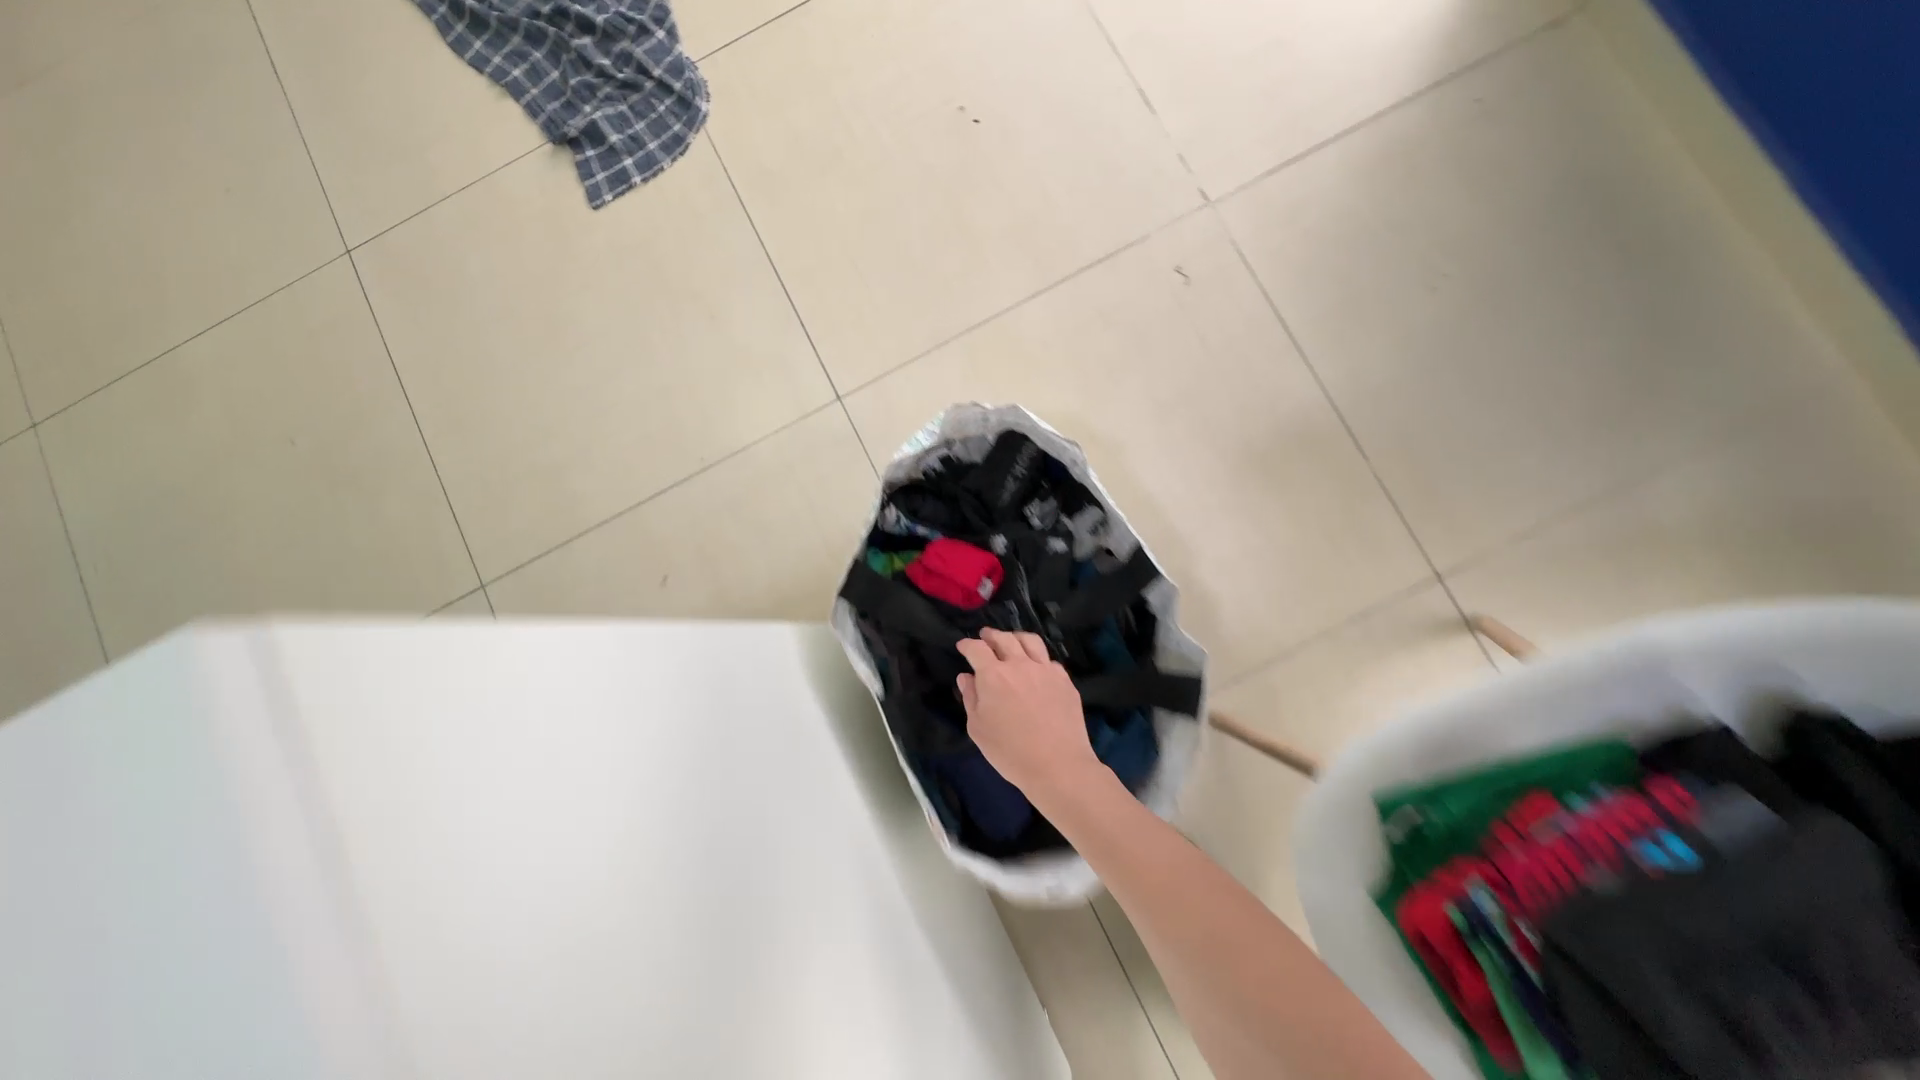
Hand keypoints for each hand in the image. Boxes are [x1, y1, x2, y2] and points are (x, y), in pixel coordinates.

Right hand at [956, 628, 1100, 799]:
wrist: (1057, 765)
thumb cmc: (1010, 752)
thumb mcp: (978, 729)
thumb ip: (970, 699)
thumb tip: (966, 677)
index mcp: (994, 675)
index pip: (977, 649)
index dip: (967, 645)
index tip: (963, 646)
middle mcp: (1020, 665)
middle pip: (1004, 639)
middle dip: (991, 635)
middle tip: (985, 636)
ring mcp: (1046, 670)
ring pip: (1030, 641)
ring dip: (1016, 638)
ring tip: (1012, 641)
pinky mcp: (1065, 681)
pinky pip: (1049, 661)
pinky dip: (1038, 659)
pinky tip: (1037, 667)